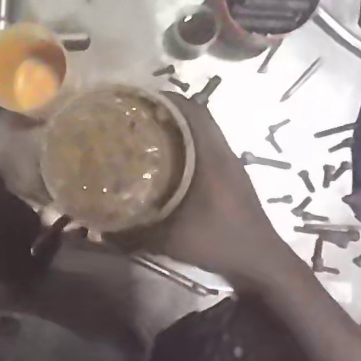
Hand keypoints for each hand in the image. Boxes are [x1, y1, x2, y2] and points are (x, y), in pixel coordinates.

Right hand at [144, 95, 301, 292]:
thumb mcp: (171, 240)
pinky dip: (187, 142)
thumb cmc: (219, 242)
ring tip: (146, 132)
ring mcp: (230, 162)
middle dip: (165, 110)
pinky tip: (167, 160)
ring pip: (202, 129)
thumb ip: (133, 235)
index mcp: (210, 156)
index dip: (165, 98)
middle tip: (134, 115)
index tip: (136, 99)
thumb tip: (98, 230)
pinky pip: (206, 145)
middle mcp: (222, 151)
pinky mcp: (232, 175)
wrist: (262, 262)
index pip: (191, 110)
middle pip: (195, 115)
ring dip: (177, 125)